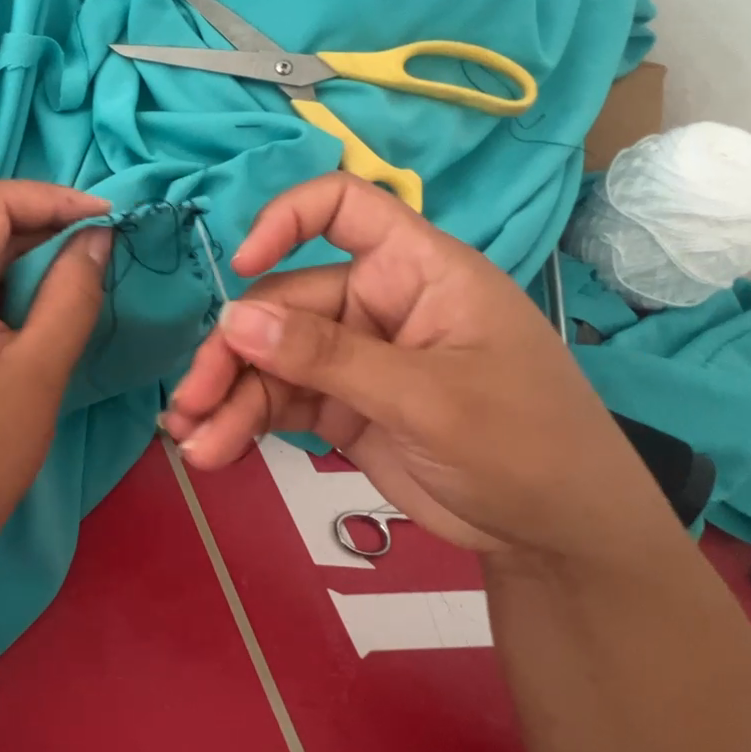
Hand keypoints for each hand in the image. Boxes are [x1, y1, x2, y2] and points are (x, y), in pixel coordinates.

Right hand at [161, 174, 677, 561]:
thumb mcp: (426, 398)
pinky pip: (277, 401)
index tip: (242, 265)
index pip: (345, 208)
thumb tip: (232, 321)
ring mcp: (354, 357)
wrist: (560, 542)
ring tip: (192, 442)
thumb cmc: (525, 446)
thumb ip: (326, 357)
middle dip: (232, 356)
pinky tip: (212, 450)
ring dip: (227, 398)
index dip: (287, 221)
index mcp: (416, 272)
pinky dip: (243, 423)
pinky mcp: (339, 406)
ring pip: (269, 359)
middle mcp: (376, 304)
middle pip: (282, 305)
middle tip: (191, 404)